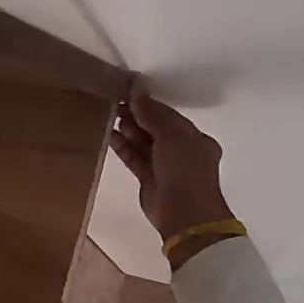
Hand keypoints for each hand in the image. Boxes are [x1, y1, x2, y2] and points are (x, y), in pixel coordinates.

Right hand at [107, 85, 233, 240]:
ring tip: (111, 117)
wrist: (185, 215)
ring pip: (142, 142)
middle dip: (137, 116)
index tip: (128, 94)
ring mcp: (164, 166)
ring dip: (128, 130)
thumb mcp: (172, 134)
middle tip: (116, 105)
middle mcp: (180, 150)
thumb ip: (152, 112)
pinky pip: (133, 157)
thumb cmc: (185, 169)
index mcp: (194, 138)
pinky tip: (109, 134)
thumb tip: (136, 87)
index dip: (149, 104)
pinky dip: (122, 146)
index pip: (168, 116)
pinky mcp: (148, 179)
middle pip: (154, 128)